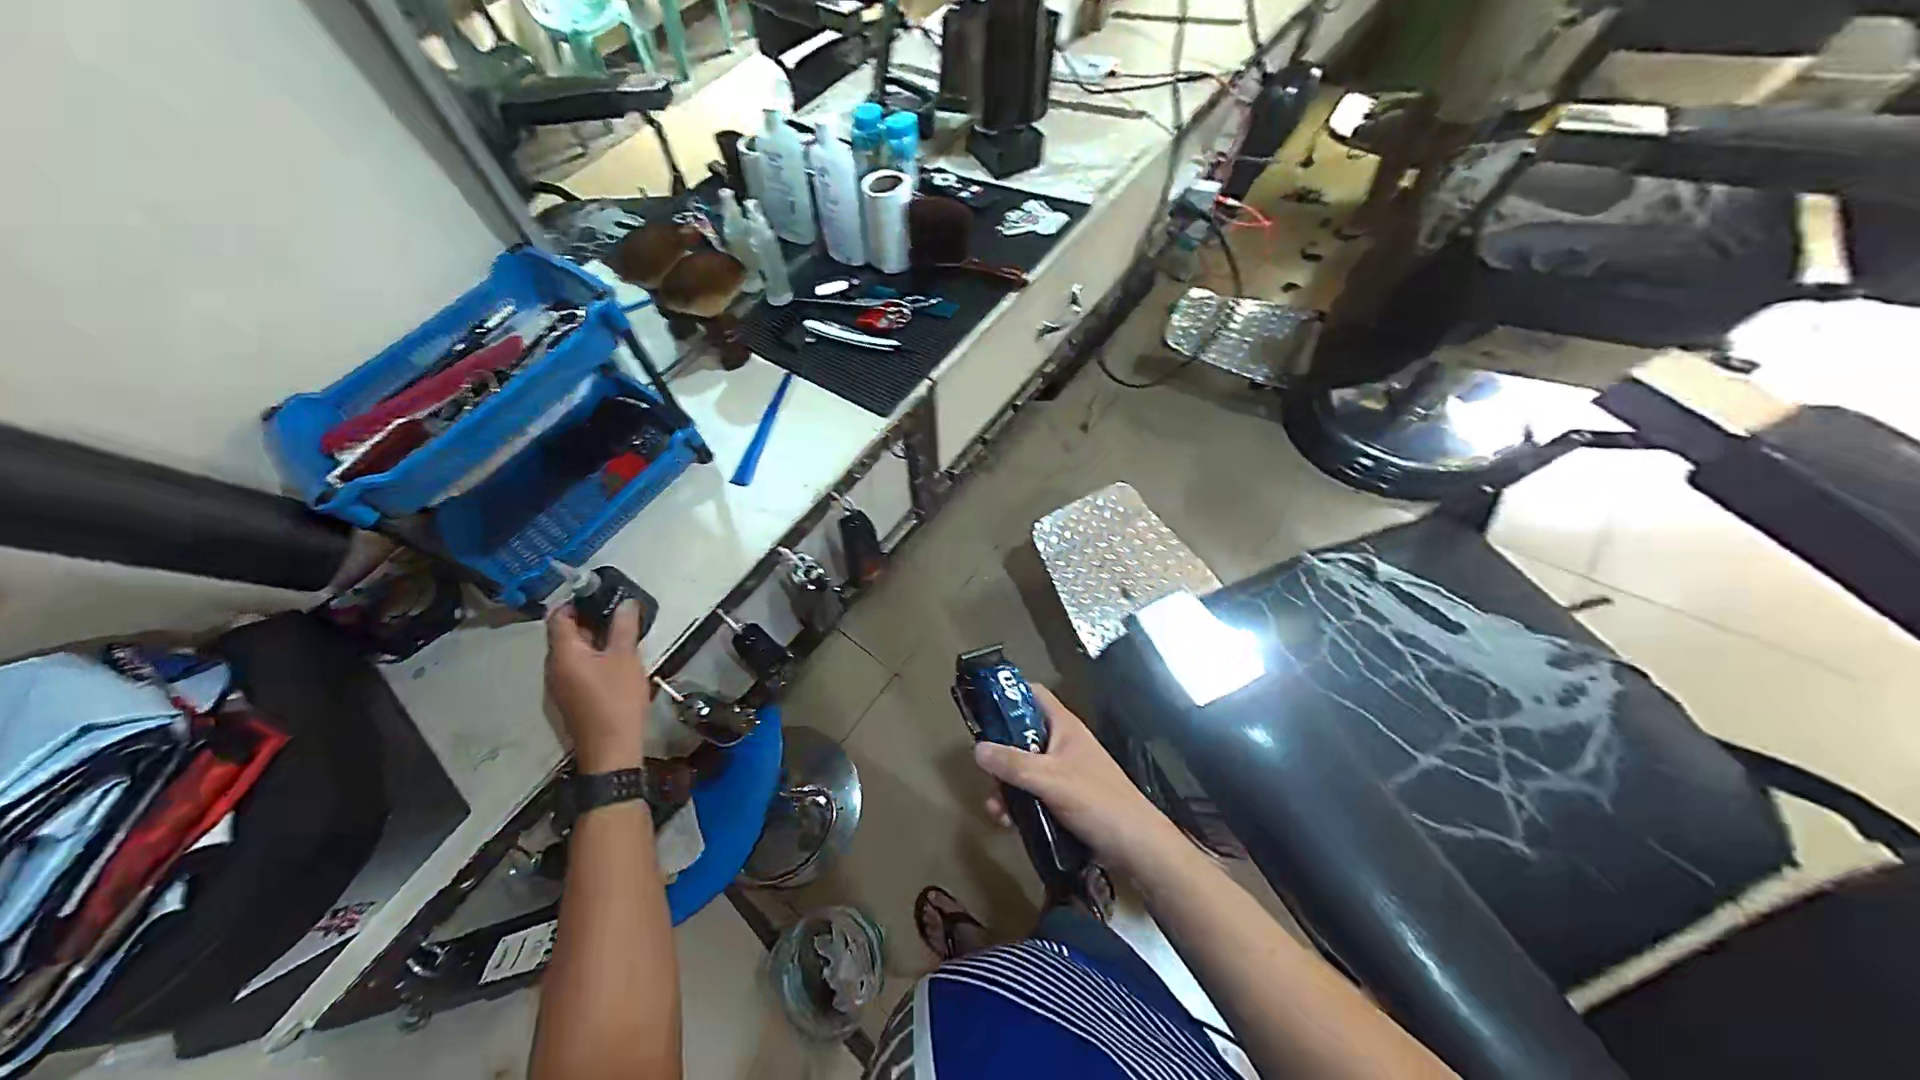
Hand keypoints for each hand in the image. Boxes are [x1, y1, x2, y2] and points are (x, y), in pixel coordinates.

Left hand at [546, 601, 650, 772]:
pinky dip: (594, 656)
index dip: (577, 601)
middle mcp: (554, 667)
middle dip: (589, 619)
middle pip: (564, 634)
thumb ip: (624, 627)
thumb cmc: (617, 699)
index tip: (601, 594)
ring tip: (621, 631)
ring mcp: (560, 684)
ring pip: (573, 652)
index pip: (559, 617)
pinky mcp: (572, 697)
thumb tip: (626, 603)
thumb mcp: (626, 657)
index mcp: (562, 653)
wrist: (611, 748)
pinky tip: (616, 657)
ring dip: (593, 639)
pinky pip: (578, 667)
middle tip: (617, 610)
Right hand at [974, 684, 1187, 876]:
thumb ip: (1012, 763)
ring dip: (1006, 787)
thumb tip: (977, 749)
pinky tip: (1009, 822)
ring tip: (996, 808)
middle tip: (987, 774)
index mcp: (1064, 727)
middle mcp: (1063, 744)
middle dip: (1000, 755)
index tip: (983, 708)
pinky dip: (1019, 804)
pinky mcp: (1065, 799)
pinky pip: (1033, 794)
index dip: (1008, 694)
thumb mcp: (1049, 778)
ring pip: (1024, 769)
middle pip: (1021, 735)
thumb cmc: (1098, 801)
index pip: (1033, 695)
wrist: (1136, 847)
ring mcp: (1065, 773)